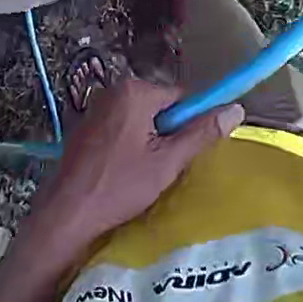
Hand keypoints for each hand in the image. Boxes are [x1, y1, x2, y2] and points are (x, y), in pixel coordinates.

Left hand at [27, 79, 243, 250]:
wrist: (67, 212)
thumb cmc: (120, 186)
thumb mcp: (168, 162)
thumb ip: (201, 133)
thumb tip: (236, 109)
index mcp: (135, 91)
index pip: (181, 96)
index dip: (189, 123)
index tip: (187, 150)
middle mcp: (114, 89)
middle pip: (159, 105)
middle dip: (166, 132)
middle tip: (163, 166)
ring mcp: (97, 106)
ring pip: (140, 118)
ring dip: (148, 140)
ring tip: (142, 172)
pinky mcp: (86, 124)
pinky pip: (120, 125)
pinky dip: (128, 144)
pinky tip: (123, 171)